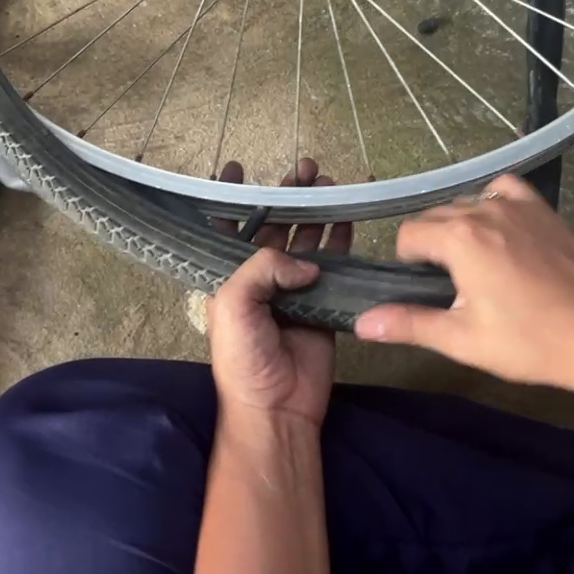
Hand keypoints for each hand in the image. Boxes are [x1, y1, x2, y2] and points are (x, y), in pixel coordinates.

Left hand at [206, 159, 351, 428]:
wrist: (276, 407)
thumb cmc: (242, 356)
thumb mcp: (234, 302)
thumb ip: (263, 266)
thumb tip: (307, 262)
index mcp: (228, 273)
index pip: (226, 225)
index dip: (229, 195)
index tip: (238, 166)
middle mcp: (259, 274)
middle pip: (274, 223)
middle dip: (286, 193)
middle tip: (303, 167)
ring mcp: (292, 285)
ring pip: (305, 235)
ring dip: (316, 209)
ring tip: (327, 181)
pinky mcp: (322, 299)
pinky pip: (333, 260)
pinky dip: (341, 236)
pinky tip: (347, 215)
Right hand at [353, 174, 573, 395]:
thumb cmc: (530, 342)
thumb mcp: (463, 339)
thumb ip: (409, 324)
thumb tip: (361, 324)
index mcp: (457, 237)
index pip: (407, 234)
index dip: (409, 263)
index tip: (429, 291)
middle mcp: (481, 209)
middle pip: (433, 216)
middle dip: (433, 246)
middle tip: (454, 288)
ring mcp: (515, 205)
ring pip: (465, 203)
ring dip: (460, 227)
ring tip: (479, 266)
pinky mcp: (542, 209)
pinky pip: (503, 188)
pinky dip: (492, 202)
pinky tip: (500, 229)